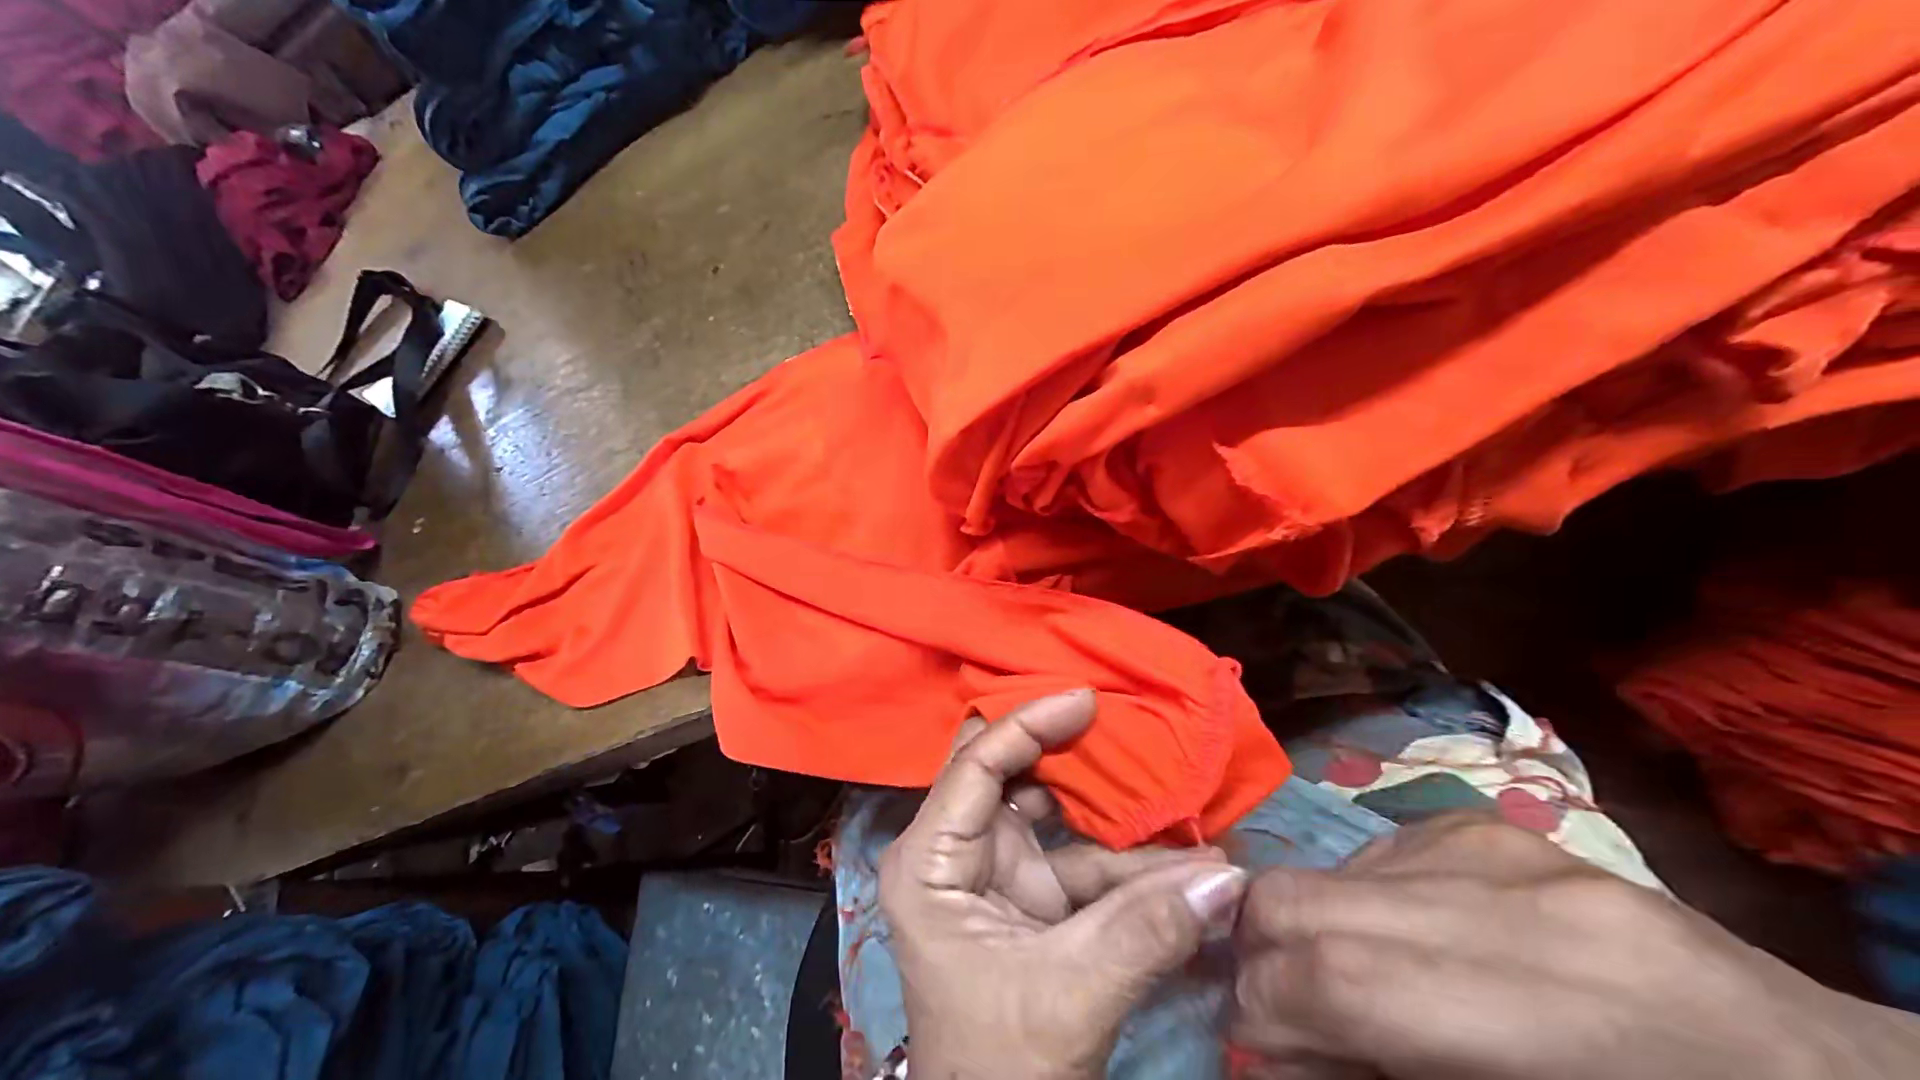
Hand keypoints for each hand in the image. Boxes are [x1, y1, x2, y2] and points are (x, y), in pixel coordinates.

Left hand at [878, 688, 1247, 1079]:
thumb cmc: (1002, 1066)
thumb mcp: (1071, 993)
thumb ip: (1147, 929)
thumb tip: (1227, 877)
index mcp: (932, 861)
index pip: (975, 765)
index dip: (1027, 724)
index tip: (1084, 699)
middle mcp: (957, 853)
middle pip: (1007, 775)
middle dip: (1060, 749)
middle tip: (1116, 720)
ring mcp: (998, 875)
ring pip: (1051, 817)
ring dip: (1109, 812)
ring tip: (1168, 785)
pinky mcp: (1032, 901)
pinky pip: (1081, 863)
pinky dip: (1128, 865)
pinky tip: (1183, 865)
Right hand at [1232, 815, 1919, 1079]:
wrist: (1835, 1077)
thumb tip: (1274, 1052)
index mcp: (1559, 1007)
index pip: (1335, 975)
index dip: (1265, 1016)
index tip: (1256, 1054)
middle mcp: (1516, 893)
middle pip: (1300, 896)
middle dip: (1257, 959)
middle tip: (1280, 1019)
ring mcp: (1502, 840)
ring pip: (1323, 868)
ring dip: (1306, 933)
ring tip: (1351, 990)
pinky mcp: (1491, 824)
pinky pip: (1372, 856)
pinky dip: (1357, 908)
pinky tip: (1405, 952)